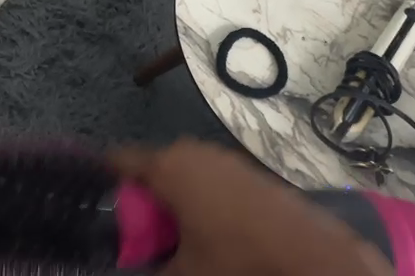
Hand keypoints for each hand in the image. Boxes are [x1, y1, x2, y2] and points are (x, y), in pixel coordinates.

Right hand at [110, 140, 392, 274]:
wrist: (317, 259)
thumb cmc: (239, 261)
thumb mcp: (185, 275)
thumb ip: (153, 268)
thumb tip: (136, 268)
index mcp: (167, 167)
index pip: (119, 161)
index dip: (105, 181)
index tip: (98, 202)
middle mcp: (191, 151)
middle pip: (153, 169)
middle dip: (146, 200)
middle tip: (145, 235)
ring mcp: (223, 158)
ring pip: (184, 175)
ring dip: (177, 202)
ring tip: (182, 239)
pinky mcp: (249, 172)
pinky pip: (212, 182)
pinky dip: (205, 203)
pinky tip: (217, 235)